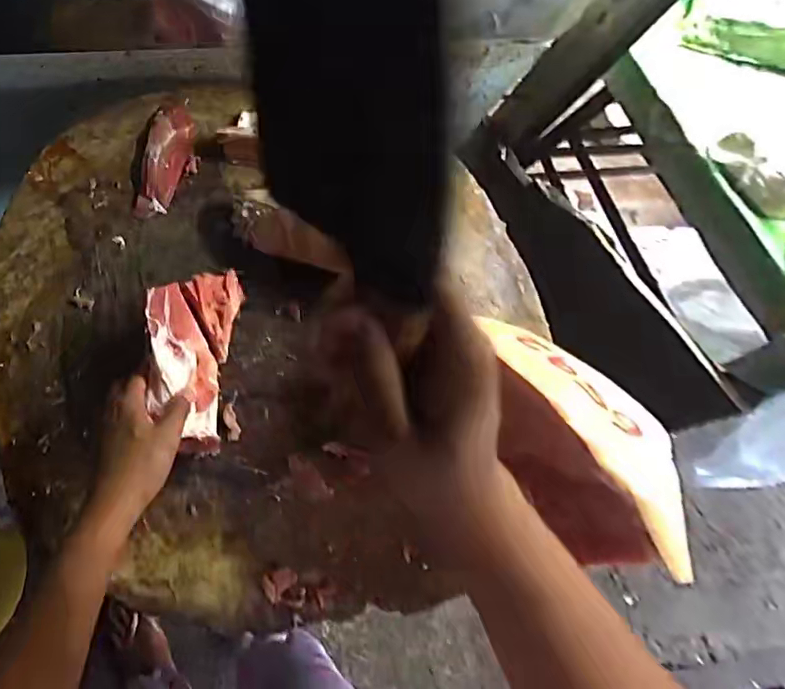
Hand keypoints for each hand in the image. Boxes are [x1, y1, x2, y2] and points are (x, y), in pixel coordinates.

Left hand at [87, 375, 188, 535]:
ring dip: (132, 401)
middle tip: (158, 386)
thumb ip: (178, 411)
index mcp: (127, 404)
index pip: (136, 377)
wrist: (113, 503)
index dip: (149, 369)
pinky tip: (140, 429)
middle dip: (138, 383)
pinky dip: (127, 417)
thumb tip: (187, 390)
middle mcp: (112, 412)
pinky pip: (116, 421)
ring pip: (117, 405)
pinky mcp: (104, 447)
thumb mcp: (168, 437)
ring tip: (152, 405)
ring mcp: (105, 430)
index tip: (165, 366)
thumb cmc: (143, 465)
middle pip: (122, 388)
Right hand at [324, 295, 514, 561]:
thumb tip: (354, 317)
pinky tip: (336, 370)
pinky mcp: (428, 354)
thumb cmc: (434, 479)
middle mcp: (457, 334)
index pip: (430, 282)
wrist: (464, 504)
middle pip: (403, 290)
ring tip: (322, 364)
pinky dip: (361, 344)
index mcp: (463, 349)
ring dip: (351, 328)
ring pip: (391, 308)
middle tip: (320, 344)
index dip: (385, 280)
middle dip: (356, 308)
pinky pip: (392, 330)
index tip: (341, 301)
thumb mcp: (396, 434)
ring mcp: (444, 343)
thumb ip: (378, 375)